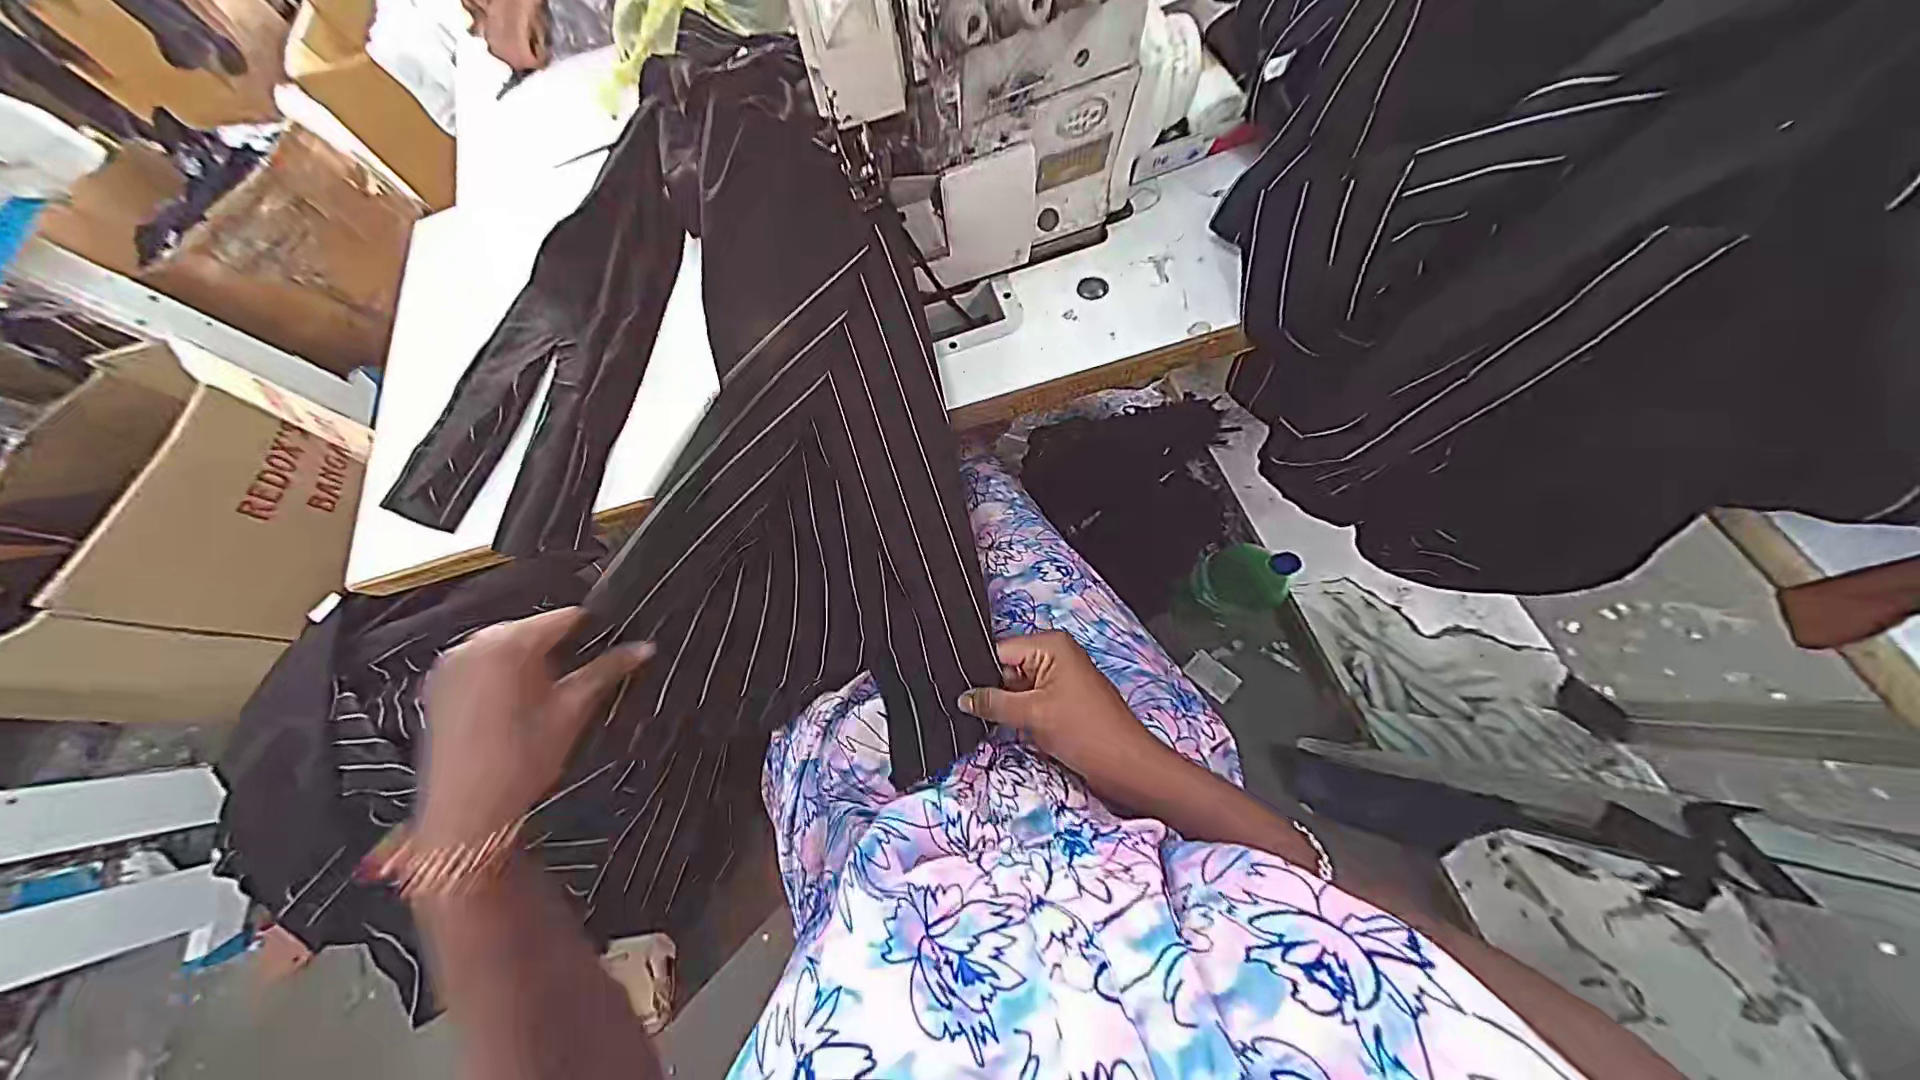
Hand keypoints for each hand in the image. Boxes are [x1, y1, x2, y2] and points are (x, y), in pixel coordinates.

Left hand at [418, 608, 652, 847]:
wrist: (465, 812)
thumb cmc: (519, 762)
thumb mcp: (575, 709)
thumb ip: (609, 670)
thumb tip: (643, 648)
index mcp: (509, 644)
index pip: (566, 616)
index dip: (594, 630)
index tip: (611, 645)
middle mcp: (473, 646)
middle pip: (534, 628)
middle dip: (560, 647)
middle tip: (581, 675)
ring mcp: (451, 665)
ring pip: (508, 645)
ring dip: (532, 659)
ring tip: (550, 693)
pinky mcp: (438, 685)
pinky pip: (482, 662)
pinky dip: (504, 672)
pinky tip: (519, 702)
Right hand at [958, 631, 1177, 800]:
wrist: (1127, 766)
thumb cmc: (1085, 733)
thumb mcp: (1033, 715)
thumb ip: (993, 703)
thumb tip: (963, 698)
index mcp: (1050, 644)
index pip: (1000, 651)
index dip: (980, 673)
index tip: (960, 693)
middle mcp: (1055, 654)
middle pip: (1007, 668)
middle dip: (994, 692)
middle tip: (974, 713)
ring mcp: (1060, 677)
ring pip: (1017, 688)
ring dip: (1008, 707)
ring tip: (997, 723)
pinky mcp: (1062, 699)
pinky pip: (1030, 701)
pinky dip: (1022, 715)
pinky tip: (1017, 729)